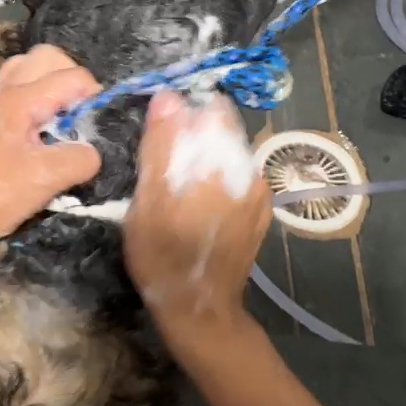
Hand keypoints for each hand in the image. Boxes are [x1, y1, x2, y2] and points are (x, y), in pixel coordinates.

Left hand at [0, 45, 102, 254]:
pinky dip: (38, 97)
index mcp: (19, 99)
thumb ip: (83, 156)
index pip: (73, 76)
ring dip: (54, 86)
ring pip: (32, 68)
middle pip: (48, 57)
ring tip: (64, 121)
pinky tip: (46, 130)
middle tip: (82, 117)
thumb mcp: (48, 178)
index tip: (99, 128)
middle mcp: (5, 90)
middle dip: (73, 80)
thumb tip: (97, 148)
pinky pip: (20, 88)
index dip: (95, 98)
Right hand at [124, 91, 270, 341]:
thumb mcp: (148, 197)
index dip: (182, 108)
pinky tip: (188, 199)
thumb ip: (161, 144)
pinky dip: (209, 176)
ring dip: (198, 154)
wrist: (199, 308)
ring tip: (169, 180)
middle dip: (188, 131)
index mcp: (224, 163)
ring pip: (225, 152)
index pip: (211, 107)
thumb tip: (168, 97)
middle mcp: (250, 171)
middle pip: (219, 128)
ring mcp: (258, 192)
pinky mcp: (257, 210)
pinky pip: (232, 175)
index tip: (155, 126)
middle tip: (156, 157)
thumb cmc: (162, 253)